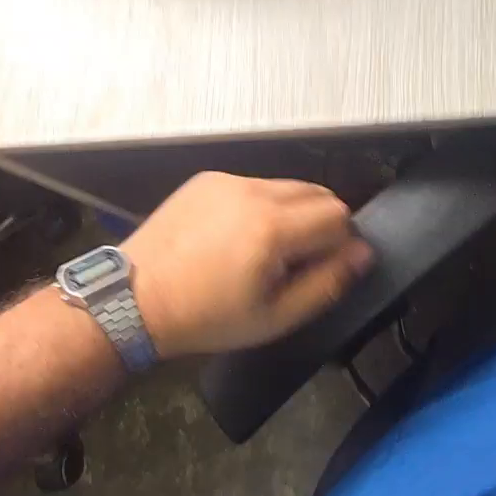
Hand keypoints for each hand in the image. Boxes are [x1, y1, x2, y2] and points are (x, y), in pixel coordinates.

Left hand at [123, 172, 372, 358]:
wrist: (133, 299)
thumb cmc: (206, 317)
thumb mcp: (274, 317)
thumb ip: (327, 283)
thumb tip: (363, 254)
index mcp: (273, 227)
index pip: (338, 214)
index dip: (341, 242)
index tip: (323, 267)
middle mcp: (255, 191)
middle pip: (318, 192)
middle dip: (322, 223)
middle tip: (299, 260)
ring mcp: (229, 180)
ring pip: (288, 186)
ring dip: (293, 212)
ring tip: (266, 248)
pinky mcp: (208, 178)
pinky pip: (255, 185)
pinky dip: (262, 205)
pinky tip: (237, 235)